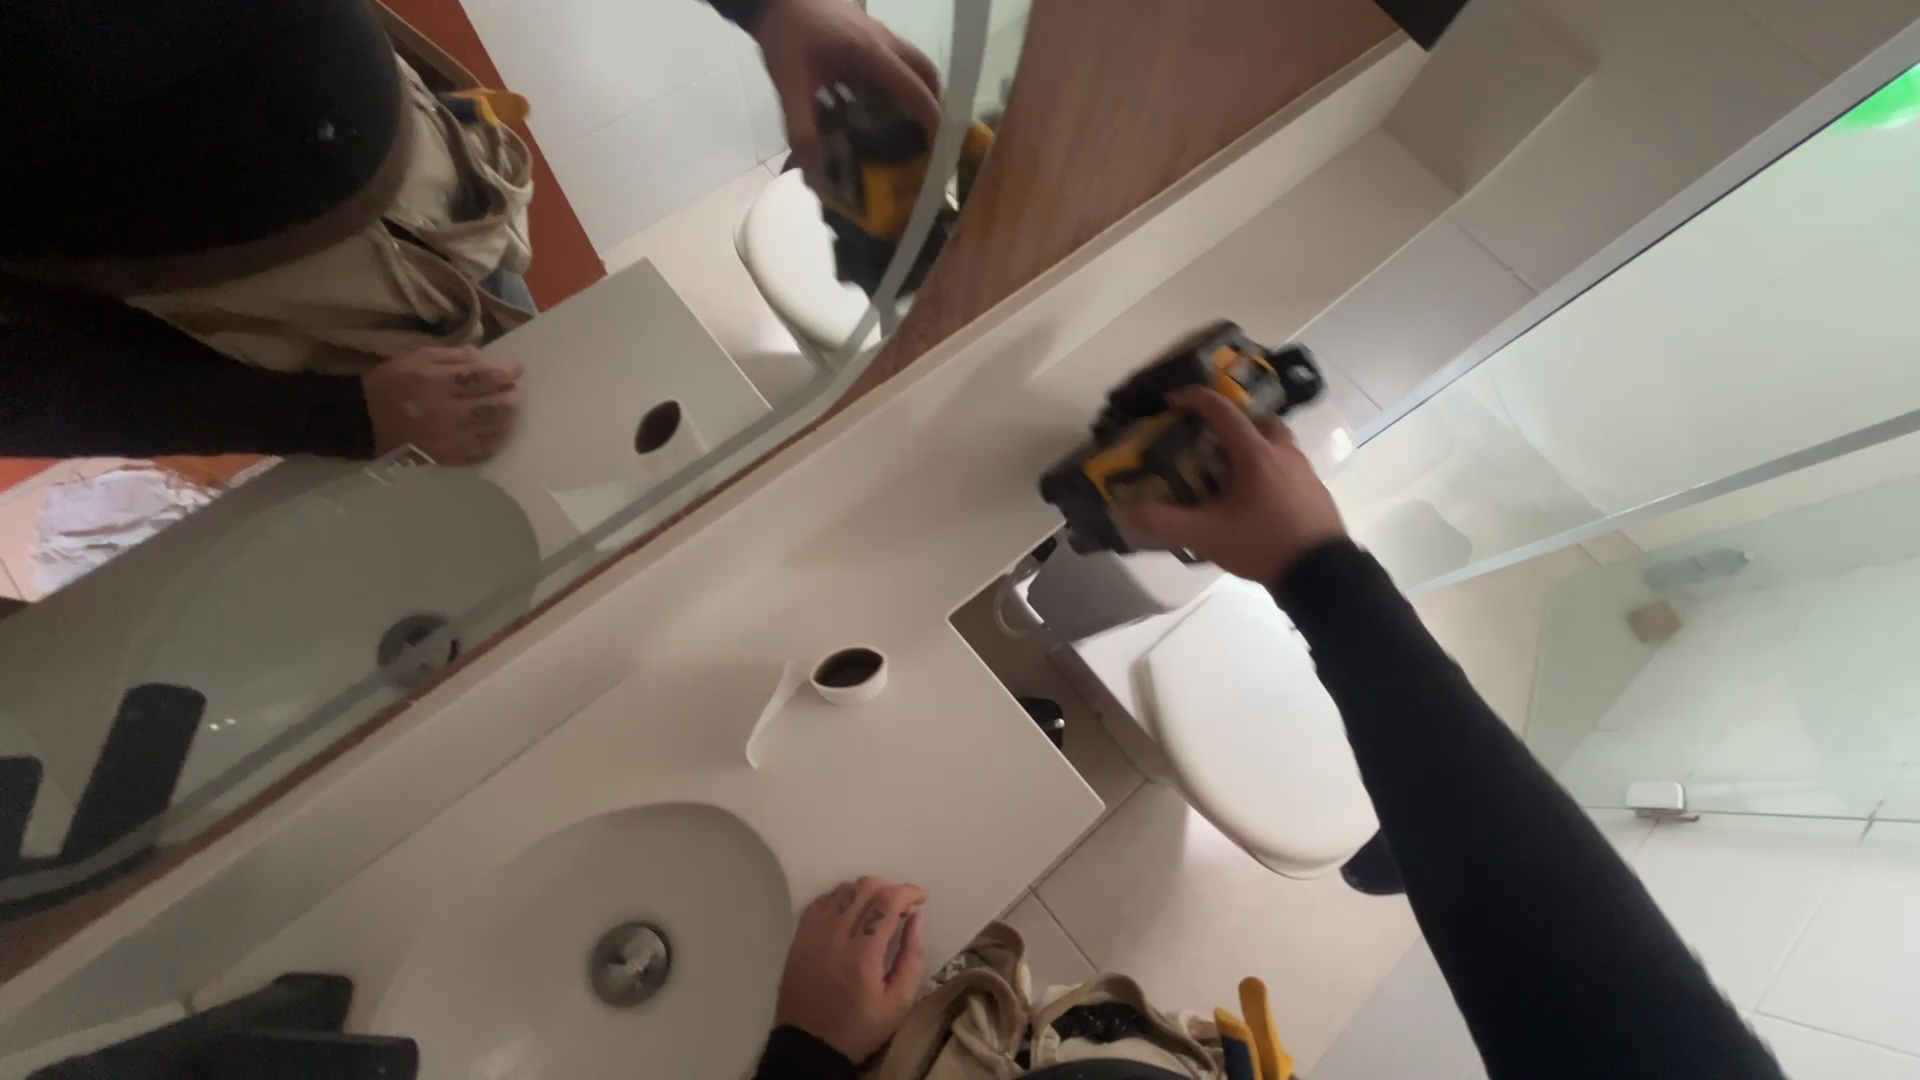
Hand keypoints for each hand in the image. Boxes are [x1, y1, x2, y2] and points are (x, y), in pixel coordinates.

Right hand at [361, 346, 525, 464]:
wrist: (366, 424)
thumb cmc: (393, 386)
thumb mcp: (415, 359)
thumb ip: (454, 356)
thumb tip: (486, 359)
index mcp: (434, 382)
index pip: (484, 377)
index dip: (507, 372)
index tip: (517, 369)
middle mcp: (446, 411)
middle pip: (498, 404)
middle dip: (513, 395)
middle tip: (514, 390)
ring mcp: (452, 438)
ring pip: (497, 426)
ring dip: (508, 415)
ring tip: (505, 406)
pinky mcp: (453, 457)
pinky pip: (488, 447)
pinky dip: (496, 435)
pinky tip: (493, 427)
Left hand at [751, 0, 941, 185]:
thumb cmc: (784, 34)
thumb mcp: (789, 86)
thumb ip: (803, 130)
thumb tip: (816, 178)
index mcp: (872, 54)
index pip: (917, 91)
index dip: (933, 124)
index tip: (936, 156)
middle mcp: (885, 41)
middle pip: (928, 75)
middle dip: (934, 110)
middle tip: (926, 143)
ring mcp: (880, 32)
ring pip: (917, 65)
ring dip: (921, 96)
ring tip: (909, 130)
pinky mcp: (870, 32)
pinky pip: (900, 60)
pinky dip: (904, 84)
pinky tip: (884, 107)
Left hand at [774, 877, 927, 1064]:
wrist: (809, 1048)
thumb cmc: (858, 1027)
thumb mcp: (898, 1003)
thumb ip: (912, 956)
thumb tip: (918, 917)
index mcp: (862, 954)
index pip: (887, 902)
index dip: (908, 892)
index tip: (921, 898)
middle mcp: (836, 935)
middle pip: (865, 887)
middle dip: (890, 888)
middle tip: (901, 905)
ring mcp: (814, 933)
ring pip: (843, 889)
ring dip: (866, 891)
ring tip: (877, 908)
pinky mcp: (800, 936)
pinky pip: (822, 900)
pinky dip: (841, 898)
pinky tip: (851, 912)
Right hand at [1118, 386, 1346, 583]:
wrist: (1321, 572)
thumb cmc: (1261, 544)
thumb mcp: (1205, 535)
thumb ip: (1163, 522)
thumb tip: (1126, 512)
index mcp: (1254, 454)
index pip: (1222, 411)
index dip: (1194, 399)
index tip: (1171, 401)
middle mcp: (1282, 453)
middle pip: (1258, 421)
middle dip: (1233, 422)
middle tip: (1211, 441)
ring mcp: (1304, 471)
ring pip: (1277, 443)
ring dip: (1254, 446)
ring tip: (1231, 472)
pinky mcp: (1315, 491)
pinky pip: (1288, 467)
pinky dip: (1269, 470)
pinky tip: (1255, 498)